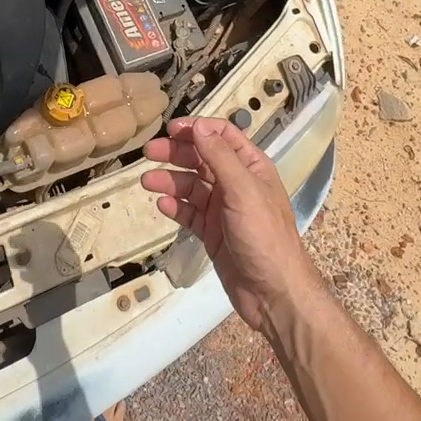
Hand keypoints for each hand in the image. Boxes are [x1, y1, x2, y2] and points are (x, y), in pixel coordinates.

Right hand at [141, 117, 319, 333]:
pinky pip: (189, 212)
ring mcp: (223, 208)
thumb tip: (198, 126)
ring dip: (170, 180)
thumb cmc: (263, 235)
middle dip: (176, 153)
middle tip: (149, 152)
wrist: (273, 294)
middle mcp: (236, 183)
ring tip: (147, 182)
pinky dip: (175, 207)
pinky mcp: (211, 232)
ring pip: (191, 186)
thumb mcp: (243, 190)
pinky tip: (162, 205)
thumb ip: (219, 157)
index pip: (222, 135)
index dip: (197, 129)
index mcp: (251, 167)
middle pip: (201, 158)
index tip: (171, 129)